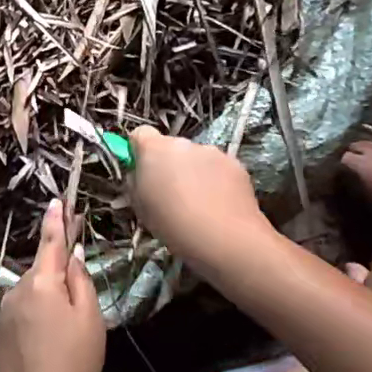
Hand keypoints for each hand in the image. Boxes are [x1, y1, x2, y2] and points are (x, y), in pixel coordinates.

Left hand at [0, 200, 104, 371]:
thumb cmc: (76, 365)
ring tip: (64, 337)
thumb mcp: (90, 320)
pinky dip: (31, 323)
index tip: (57, 201)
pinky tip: (44, 350)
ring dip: (44, 303)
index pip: (50, 242)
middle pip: (40, 273)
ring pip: (29, 297)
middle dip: (56, 276)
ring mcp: (1, 314)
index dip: (56, 220)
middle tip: (78, 302)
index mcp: (42, 282)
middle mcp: (16, 291)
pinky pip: (18, 317)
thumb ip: (80, 281)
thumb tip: (72, 253)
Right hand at [126, 126, 272, 267]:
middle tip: (171, 193)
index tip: (142, 171)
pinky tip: (218, 205)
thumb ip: (136, 182)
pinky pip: (218, 168)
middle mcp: (183, 144)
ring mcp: (212, 152)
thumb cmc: (171, 224)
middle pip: (170, 147)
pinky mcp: (236, 164)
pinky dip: (215, 181)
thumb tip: (139, 173)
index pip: (140, 133)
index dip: (139, 150)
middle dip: (169, 164)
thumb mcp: (139, 206)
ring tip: (198, 203)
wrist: (224, 238)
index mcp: (154, 149)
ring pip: (196, 158)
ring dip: (193, 172)